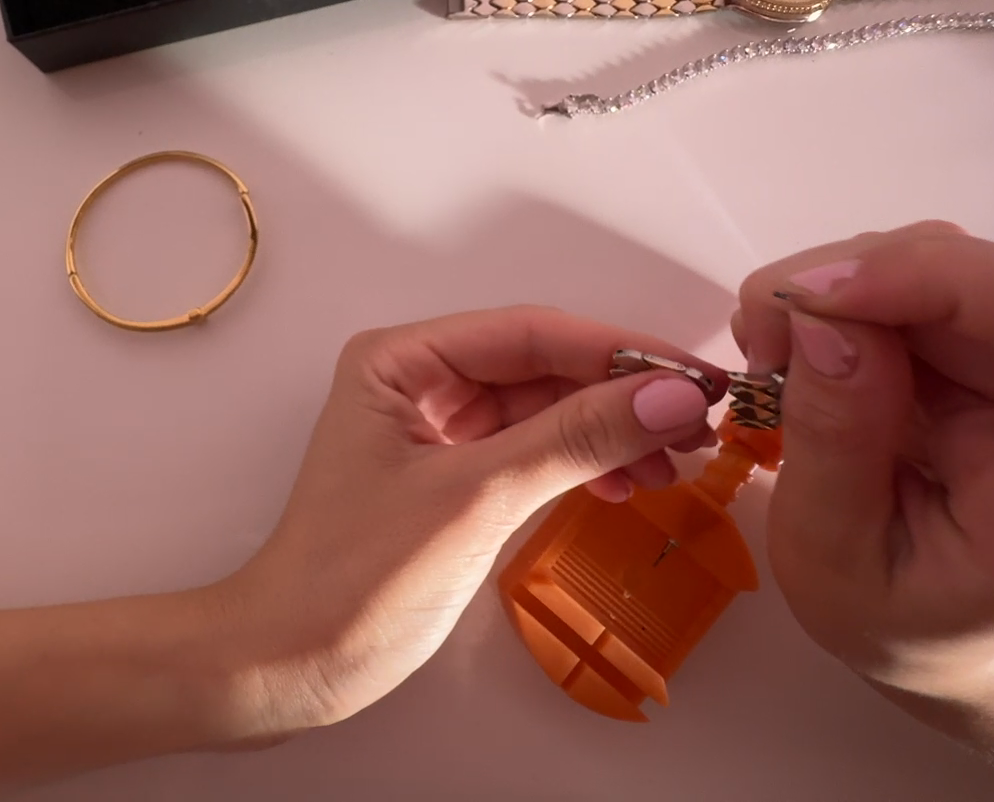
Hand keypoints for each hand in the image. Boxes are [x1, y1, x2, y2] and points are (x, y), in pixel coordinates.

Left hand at [214, 306, 724, 733]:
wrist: (295, 659)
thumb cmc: (359, 575)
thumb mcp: (475, 498)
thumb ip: (573, 439)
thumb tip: (668, 394)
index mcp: (399, 359)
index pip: (525, 333)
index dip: (614, 350)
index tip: (695, 375)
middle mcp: (415, 378)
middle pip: (536, 366)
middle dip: (615, 392)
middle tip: (698, 421)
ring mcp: (432, 424)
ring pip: (538, 408)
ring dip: (605, 430)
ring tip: (673, 461)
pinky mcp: (448, 470)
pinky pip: (527, 448)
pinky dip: (577, 462)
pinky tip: (624, 482)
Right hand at [733, 222, 993, 700]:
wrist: (949, 639)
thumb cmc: (892, 622)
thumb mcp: (827, 558)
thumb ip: (831, 443)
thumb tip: (822, 320)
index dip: (958, 283)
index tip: (816, 301)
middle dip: (860, 281)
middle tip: (762, 337)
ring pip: (957, 267)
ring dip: (840, 286)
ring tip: (771, 353)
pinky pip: (922, 285)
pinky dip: (841, 297)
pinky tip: (800, 347)